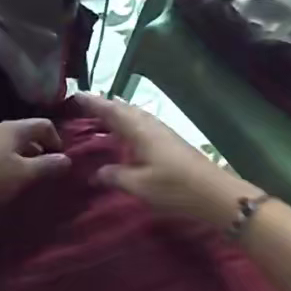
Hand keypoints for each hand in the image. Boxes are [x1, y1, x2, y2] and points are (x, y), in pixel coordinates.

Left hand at [0, 118, 73, 211]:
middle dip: (42, 148)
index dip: (56, 140)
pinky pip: (1, 151)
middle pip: (28, 132)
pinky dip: (11, 160)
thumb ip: (48, 165)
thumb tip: (67, 160)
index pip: (44, 124)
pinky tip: (9, 177)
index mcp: (13, 128)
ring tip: (31, 174)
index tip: (61, 160)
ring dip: (26, 155)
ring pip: (13, 143)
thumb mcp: (26, 174)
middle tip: (49, 167)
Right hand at [70, 93, 253, 224]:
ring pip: (134, 115)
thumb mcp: (138, 185)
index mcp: (139, 130)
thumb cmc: (174, 187)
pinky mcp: (170, 142)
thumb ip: (114, 176)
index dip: (92, 102)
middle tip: (83, 106)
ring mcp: (162, 132)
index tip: (74, 95)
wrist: (216, 194)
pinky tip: (125, 136)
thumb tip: (96, 173)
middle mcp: (150, 125)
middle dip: (103, 105)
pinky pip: (142, 125)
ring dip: (116, 114)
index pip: (110, 110)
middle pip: (123, 108)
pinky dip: (127, 124)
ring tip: (100, 118)